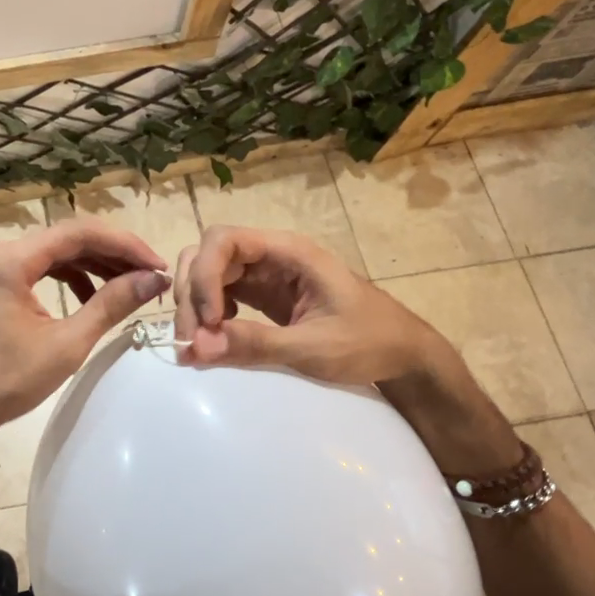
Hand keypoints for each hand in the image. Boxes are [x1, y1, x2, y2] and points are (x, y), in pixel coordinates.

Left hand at [0, 219, 169, 439]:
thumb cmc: (5, 381)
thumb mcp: (66, 344)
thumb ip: (111, 305)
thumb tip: (153, 280)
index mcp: (10, 260)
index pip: (78, 233)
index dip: (124, 244)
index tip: (157, 265)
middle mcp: (0, 253)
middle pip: (68, 239)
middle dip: (113, 254)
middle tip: (151, 275)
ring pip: (57, 253)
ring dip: (95, 266)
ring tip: (130, 286)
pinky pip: (42, 269)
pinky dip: (72, 278)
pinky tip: (94, 299)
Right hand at [173, 225, 453, 385]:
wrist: (402, 355)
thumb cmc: (368, 343)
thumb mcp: (313, 348)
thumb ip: (255, 345)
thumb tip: (197, 348)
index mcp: (289, 251)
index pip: (224, 240)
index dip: (204, 274)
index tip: (207, 320)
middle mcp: (270, 254)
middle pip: (207, 254)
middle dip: (192, 292)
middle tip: (192, 339)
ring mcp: (263, 273)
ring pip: (207, 273)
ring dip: (194, 304)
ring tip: (199, 343)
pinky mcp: (260, 295)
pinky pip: (219, 293)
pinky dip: (206, 313)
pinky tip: (217, 337)